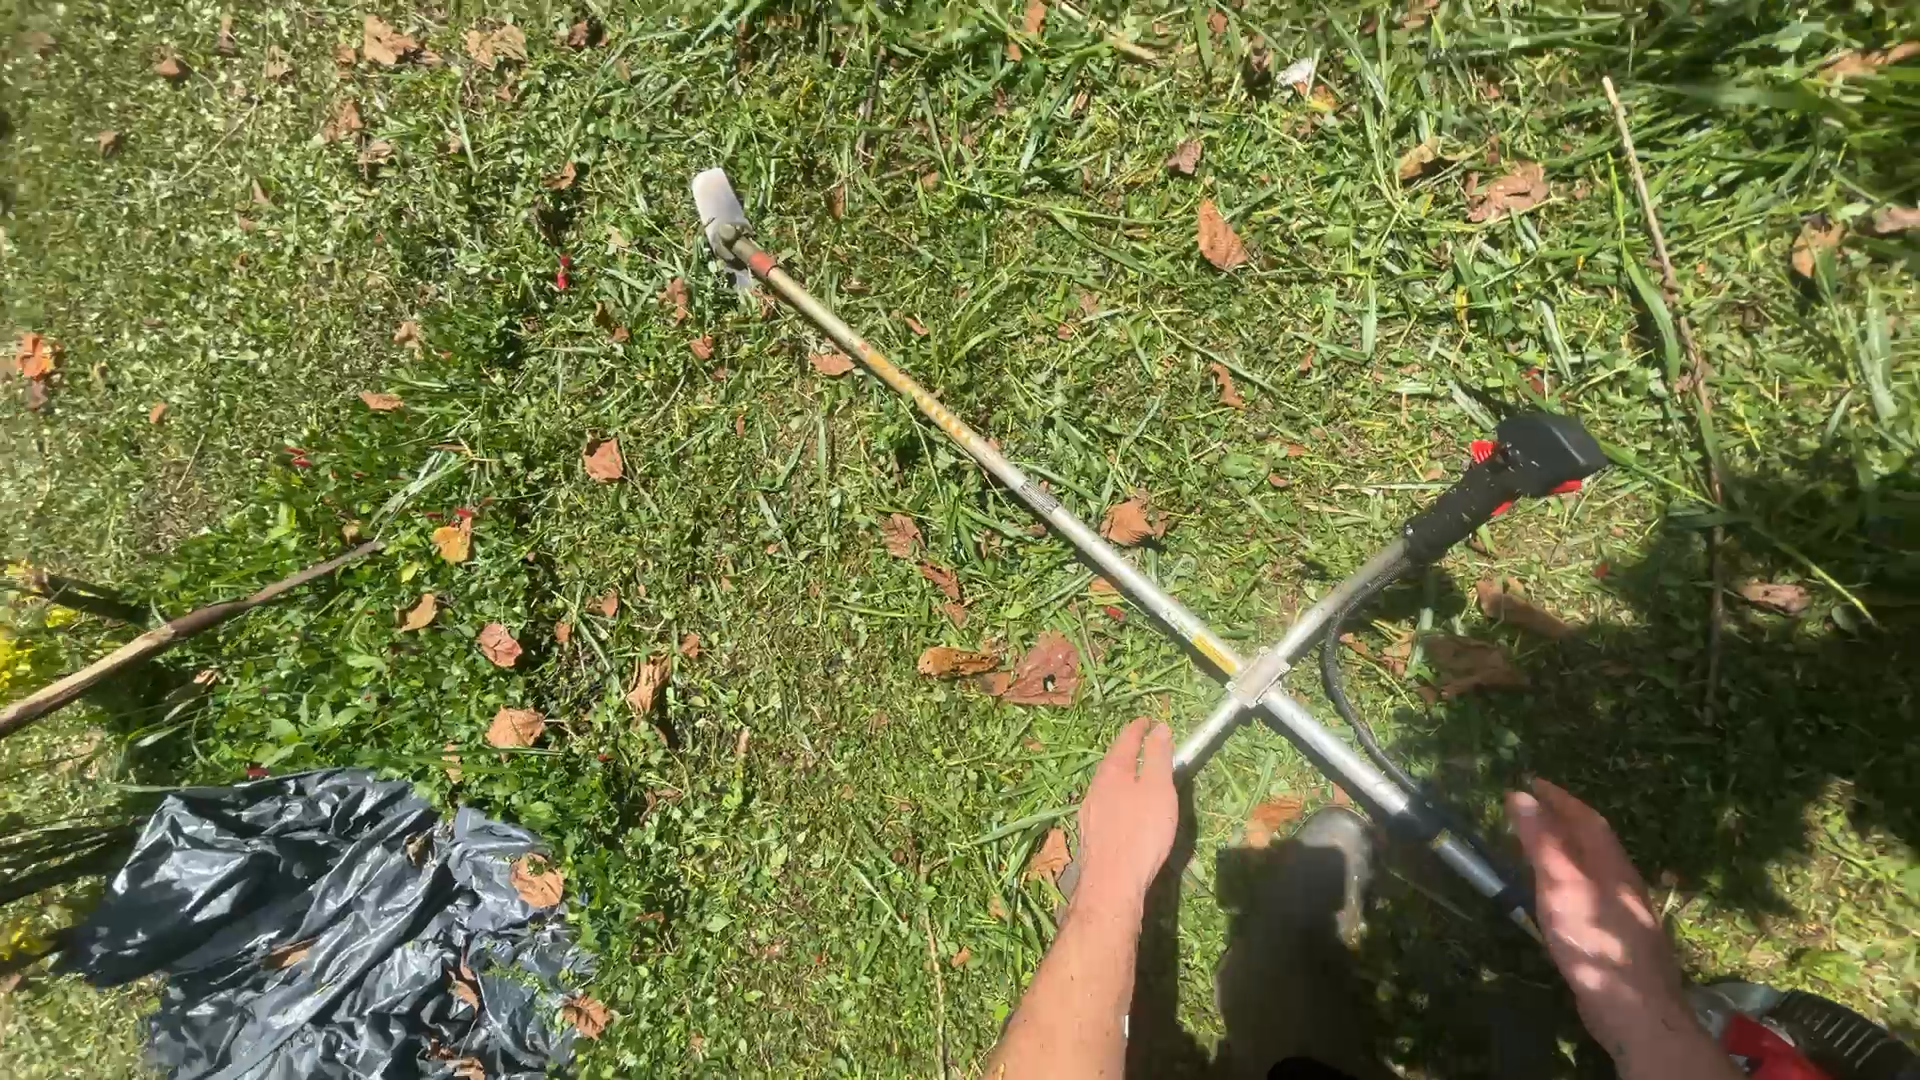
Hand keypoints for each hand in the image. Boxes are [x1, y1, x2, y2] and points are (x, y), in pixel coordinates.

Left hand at [1072, 718, 1176, 915]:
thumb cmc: (1141, 832)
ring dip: (1122, 774)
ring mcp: (1090, 810)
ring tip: (1135, 775)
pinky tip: (1122, 810)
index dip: (1138, 728)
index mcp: (1112, 771)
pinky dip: (1117, 796)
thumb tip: (1159, 728)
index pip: (1126, 740)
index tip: (1148, 720)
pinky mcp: (1090, 832)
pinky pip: (1105, 804)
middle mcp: (1096, 786)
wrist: (1112, 882)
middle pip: (1113, 761)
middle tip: (1143, 745)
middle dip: (1128, 751)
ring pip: (1107, 783)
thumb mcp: (1157, 789)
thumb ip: (1157, 757)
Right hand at [1507, 779, 1706, 1067]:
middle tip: (1531, 807)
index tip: (1533, 782)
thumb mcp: (1559, 885)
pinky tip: (1556, 890)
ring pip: (1593, 868)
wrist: (1634, 1011)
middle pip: (1594, 843)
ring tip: (1536, 841)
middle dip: (1563, 820)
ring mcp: (1622, 913)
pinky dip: (1568, 874)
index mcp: (1612, 869)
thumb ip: (1540, 842)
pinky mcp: (1614, 937)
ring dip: (1566, 847)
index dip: (1561, 799)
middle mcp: (1622, 885)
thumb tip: (1520, 795)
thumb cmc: (1593, 940)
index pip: (1588, 822)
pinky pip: (1589, 890)